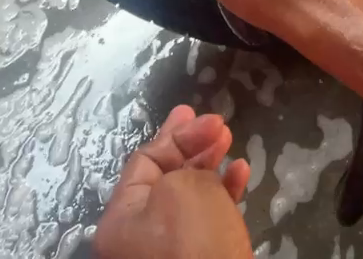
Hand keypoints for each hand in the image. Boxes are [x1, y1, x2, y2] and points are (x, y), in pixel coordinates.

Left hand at [95, 105, 251, 258]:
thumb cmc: (191, 242)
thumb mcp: (184, 188)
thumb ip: (186, 168)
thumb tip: (196, 175)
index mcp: (121, 220)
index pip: (145, 160)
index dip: (178, 133)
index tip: (207, 117)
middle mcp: (138, 238)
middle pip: (165, 176)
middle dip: (193, 145)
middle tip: (216, 122)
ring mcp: (168, 252)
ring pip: (189, 195)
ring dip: (212, 164)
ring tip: (229, 141)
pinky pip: (208, 218)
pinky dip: (225, 192)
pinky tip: (242, 172)